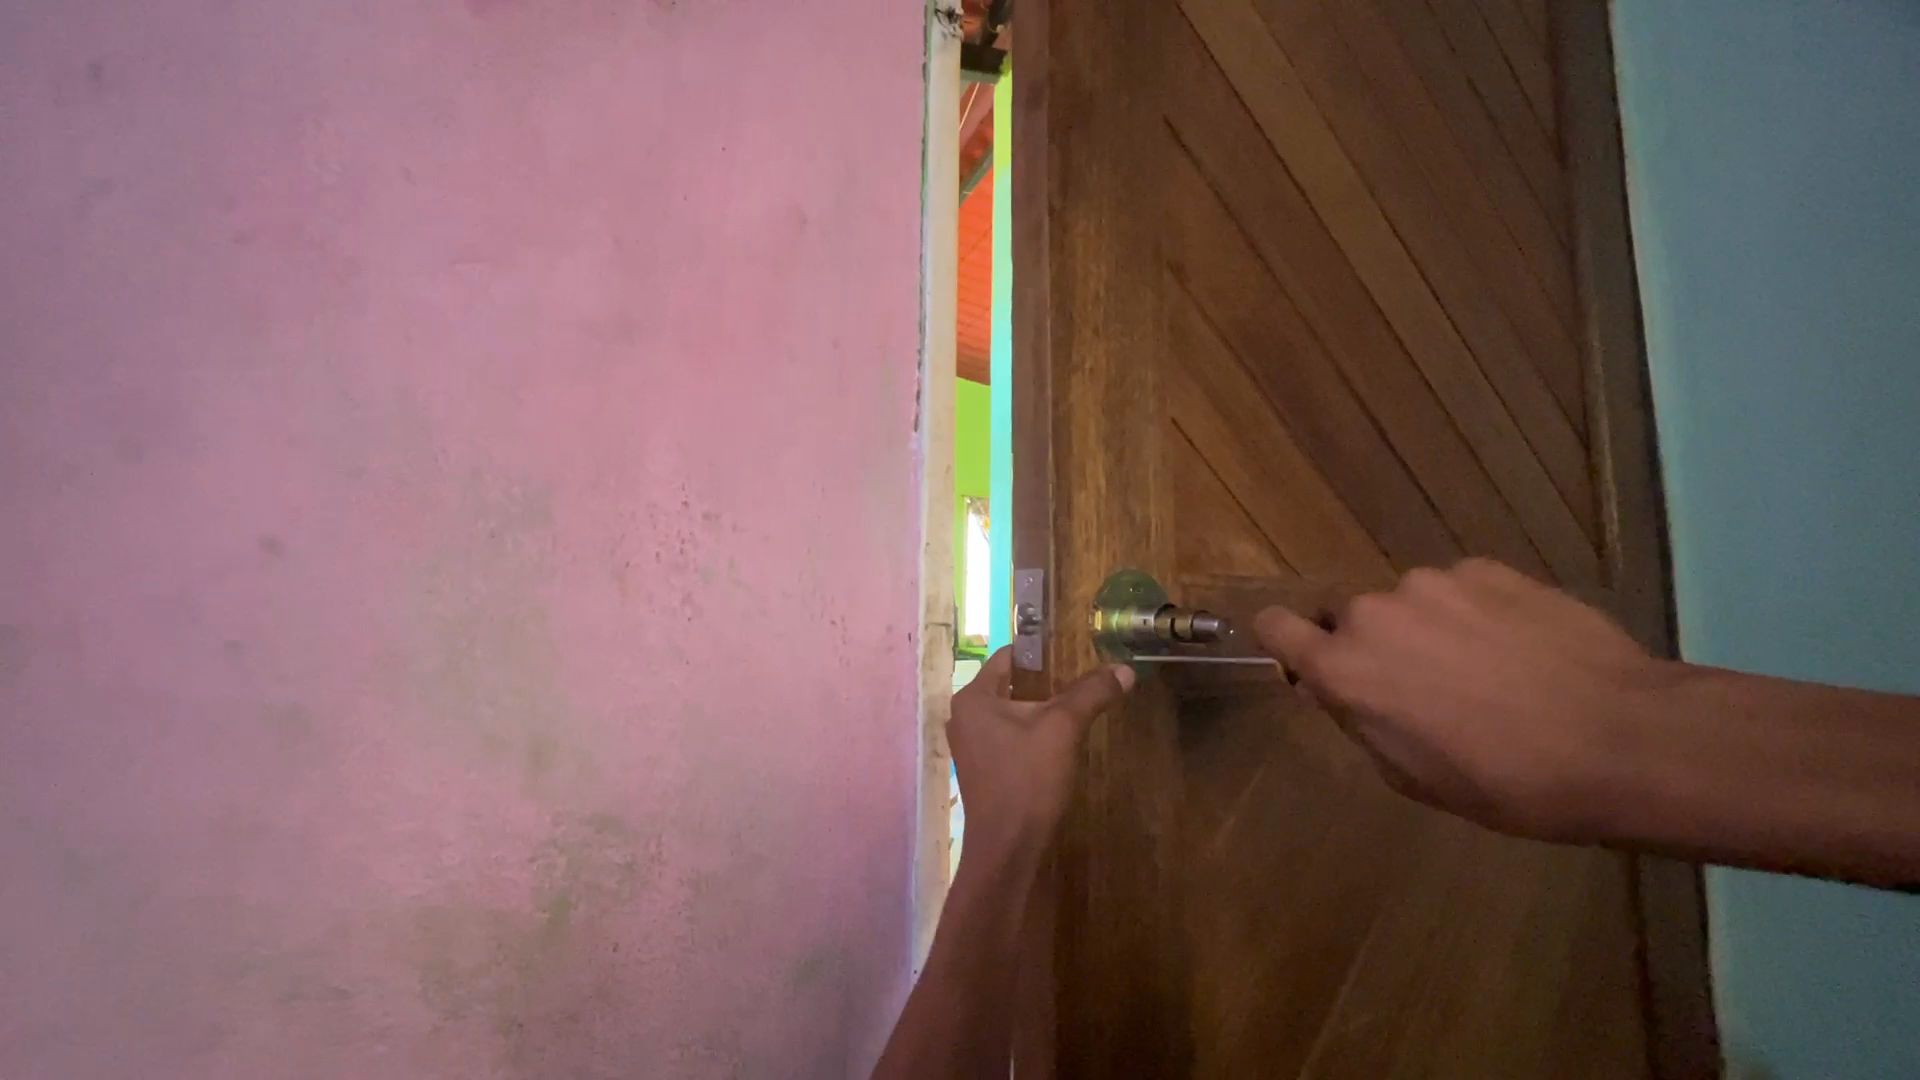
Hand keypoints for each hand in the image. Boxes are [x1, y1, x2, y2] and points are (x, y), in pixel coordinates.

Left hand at [950, 649, 1134, 859]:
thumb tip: (1124, 669)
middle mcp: (963, 715)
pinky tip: (1059, 742)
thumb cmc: (1027, 779)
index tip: (1075, 652)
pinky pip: (1007, 735)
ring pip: (1010, 711)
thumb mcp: (1063, 729)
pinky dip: (1031, 732)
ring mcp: (969, 744)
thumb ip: (1091, 693)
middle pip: (1010, 683)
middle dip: (1046, 682)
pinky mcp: (981, 768)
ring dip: (1040, 709)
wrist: (1007, 848)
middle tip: (1083, 679)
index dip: (1043, 651)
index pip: (1008, 656)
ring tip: (1077, 707)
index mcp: (973, 696)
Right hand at [1252, 559, 1678, 839]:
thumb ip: (1359, 721)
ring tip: (1486, 665)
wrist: (1627, 739)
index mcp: (1344, 668)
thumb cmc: (1506, 780)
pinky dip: (1474, 610)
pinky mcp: (1485, 568)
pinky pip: (1458, 587)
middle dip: (1371, 644)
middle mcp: (1372, 613)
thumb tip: (1335, 689)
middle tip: (1424, 683)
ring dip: (1425, 626)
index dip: (1285, 640)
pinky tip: (1520, 645)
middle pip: (1346, 617)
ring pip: (1406, 602)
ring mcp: (1430, 583)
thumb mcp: (1410, 775)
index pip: (1273, 626)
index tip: (1311, 660)